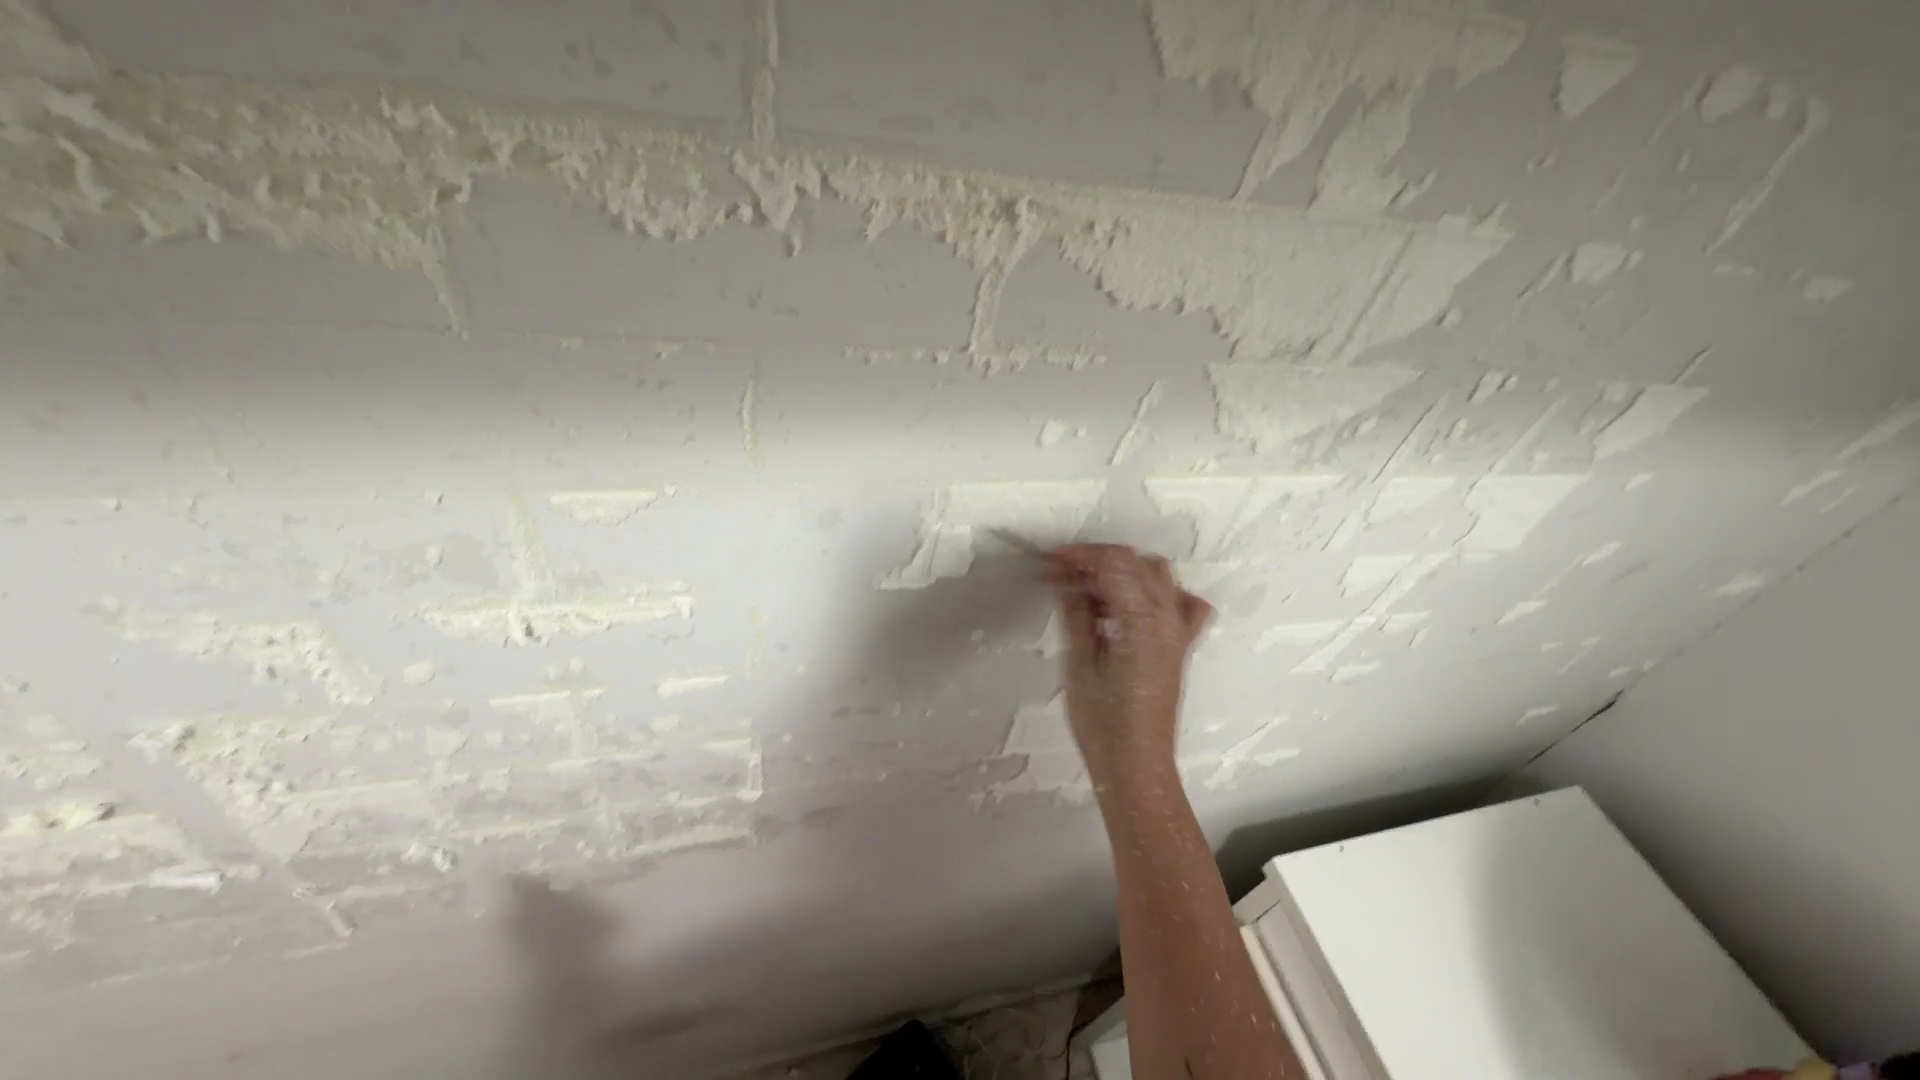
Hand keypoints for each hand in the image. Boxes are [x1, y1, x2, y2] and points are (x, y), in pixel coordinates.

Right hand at [1044, 544, 1212, 784]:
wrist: (1136, 765)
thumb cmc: (1102, 721)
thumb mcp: (1079, 663)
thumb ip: (1076, 613)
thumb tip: (1066, 578)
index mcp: (1143, 619)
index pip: (1114, 564)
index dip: (1080, 555)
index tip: (1049, 560)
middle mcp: (1169, 617)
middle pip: (1136, 563)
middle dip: (1097, 560)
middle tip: (1059, 574)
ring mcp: (1179, 631)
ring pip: (1156, 577)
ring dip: (1121, 572)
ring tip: (1085, 590)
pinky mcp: (1179, 646)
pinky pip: (1178, 603)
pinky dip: (1153, 593)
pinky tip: (1126, 607)